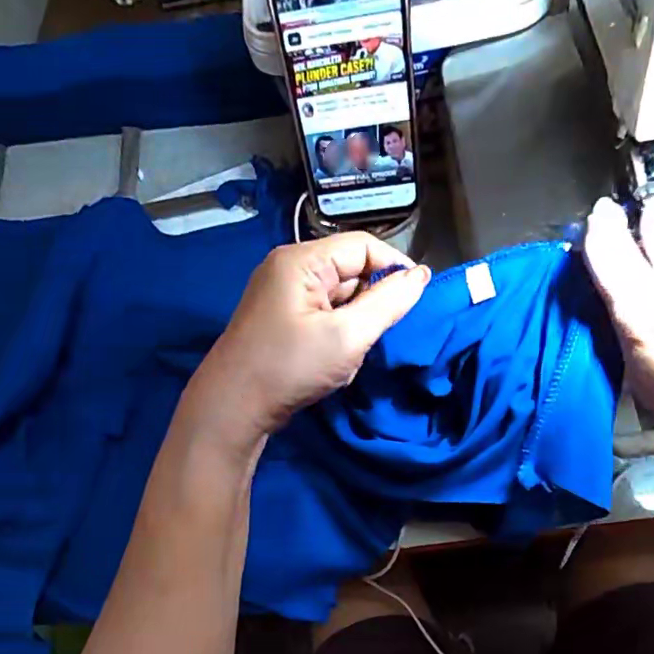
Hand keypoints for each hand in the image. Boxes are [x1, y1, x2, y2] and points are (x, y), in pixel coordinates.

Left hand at [187, 232, 430, 447]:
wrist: (232, 408)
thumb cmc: (290, 367)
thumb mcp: (347, 336)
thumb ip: (388, 303)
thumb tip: (421, 274)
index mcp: (302, 260)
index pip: (364, 246)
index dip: (393, 269)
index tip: (410, 304)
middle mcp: (291, 268)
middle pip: (353, 272)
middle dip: (369, 308)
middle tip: (365, 342)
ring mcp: (284, 295)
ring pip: (342, 300)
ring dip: (353, 329)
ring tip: (341, 359)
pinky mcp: (282, 319)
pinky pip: (325, 317)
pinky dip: (337, 339)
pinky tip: (329, 365)